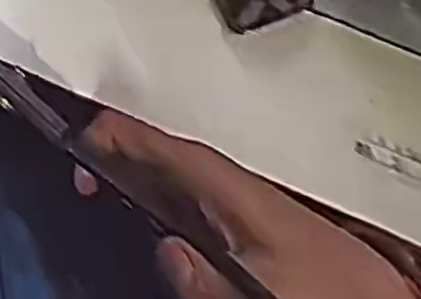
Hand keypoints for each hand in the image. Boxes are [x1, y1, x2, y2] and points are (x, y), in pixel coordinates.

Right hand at [75, 110, 419, 298]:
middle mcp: (240, 191)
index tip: (86, 140)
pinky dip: (169, 195)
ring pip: (185, 177)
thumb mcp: (264, 291)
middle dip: (125, 152)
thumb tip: (167, 250)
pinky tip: (162, 216)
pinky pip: (200, 199)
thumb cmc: (333, 293)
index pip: (166, 147)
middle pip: (169, 156)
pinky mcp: (259, 229)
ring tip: (113, 180)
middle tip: (90, 167)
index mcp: (236, 191)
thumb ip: (210, 279)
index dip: (121, 136)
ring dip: (145, 173)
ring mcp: (249, 207)